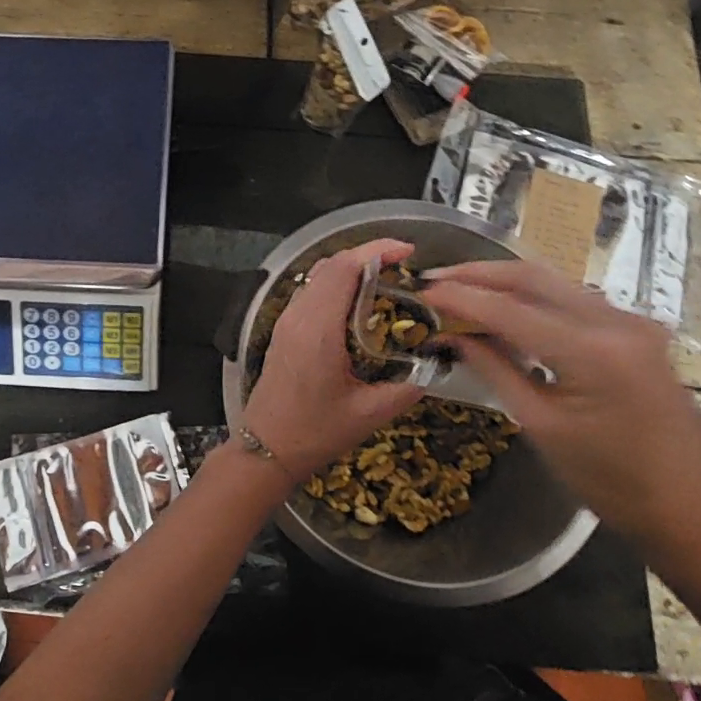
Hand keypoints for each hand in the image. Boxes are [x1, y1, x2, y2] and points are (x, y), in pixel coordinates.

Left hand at [241, 239, 425, 482]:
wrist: (265, 449)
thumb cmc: (314, 433)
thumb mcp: (369, 415)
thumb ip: (406, 388)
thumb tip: (435, 367)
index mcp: (318, 329)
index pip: (344, 269)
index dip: (376, 251)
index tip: (407, 251)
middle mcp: (299, 315)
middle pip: (331, 265)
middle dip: (368, 255)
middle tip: (404, 266)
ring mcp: (287, 320)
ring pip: (318, 275)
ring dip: (351, 268)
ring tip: (386, 280)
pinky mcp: (283, 329)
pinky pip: (310, 291)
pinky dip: (336, 284)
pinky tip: (358, 303)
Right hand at [418, 261, 700, 546]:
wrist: (691, 510)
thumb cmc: (612, 482)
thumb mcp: (542, 426)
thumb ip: (496, 370)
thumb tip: (454, 336)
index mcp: (592, 351)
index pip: (509, 309)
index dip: (460, 298)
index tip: (421, 292)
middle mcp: (615, 322)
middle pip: (533, 277)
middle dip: (479, 274)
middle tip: (435, 279)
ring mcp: (631, 322)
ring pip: (553, 282)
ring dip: (504, 282)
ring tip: (460, 288)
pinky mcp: (636, 331)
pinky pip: (573, 300)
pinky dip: (533, 298)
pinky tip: (505, 308)